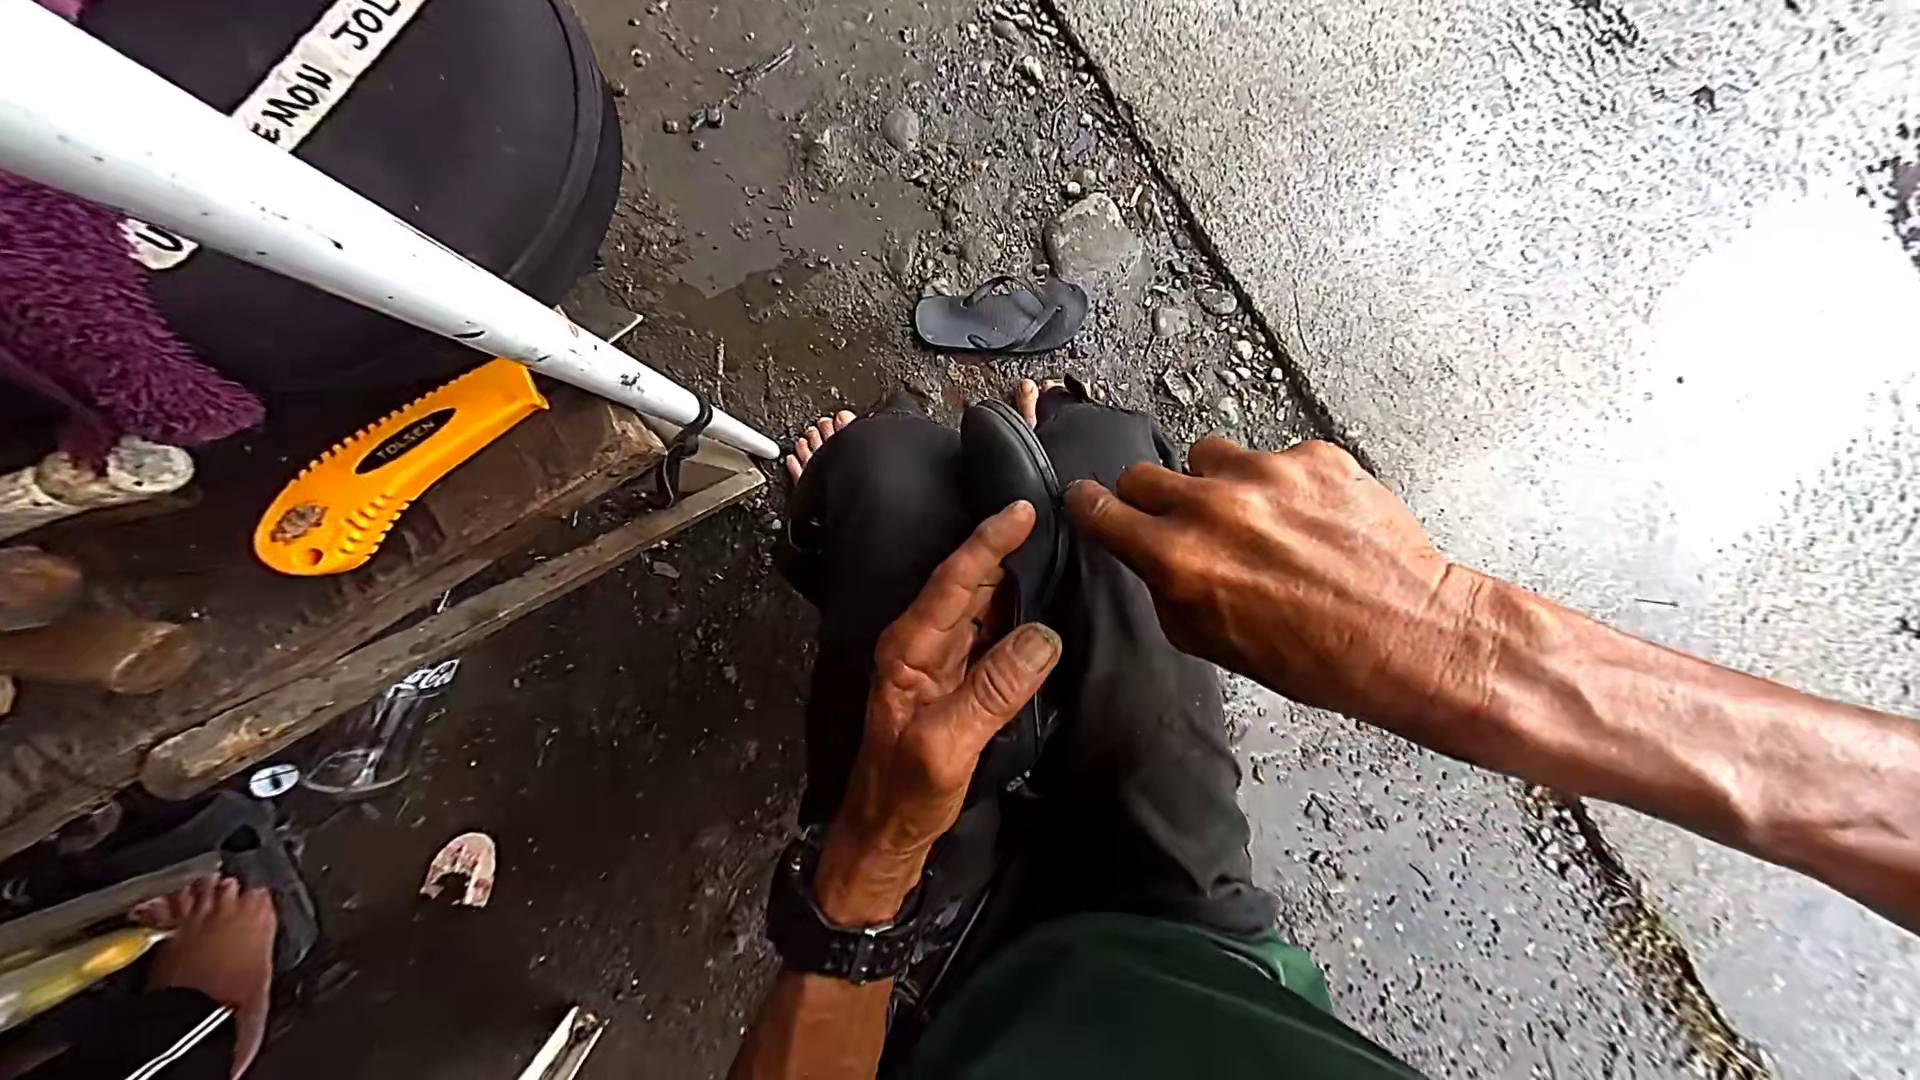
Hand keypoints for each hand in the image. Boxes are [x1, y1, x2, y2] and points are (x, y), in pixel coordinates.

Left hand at [816, 501, 1062, 925]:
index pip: (954, 581)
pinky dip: (1011, 612)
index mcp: (909, 648)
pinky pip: (986, 632)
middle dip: (1002, 548)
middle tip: (1046, 520)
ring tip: (1047, 548)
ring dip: (1009, 575)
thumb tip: (1044, 637)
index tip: (1022, 511)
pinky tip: (1034, 601)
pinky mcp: (954, 678)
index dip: (988, 543)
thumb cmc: (904, 794)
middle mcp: (921, 643)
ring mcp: (937, 660)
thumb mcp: (947, 746)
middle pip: (966, 583)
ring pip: (978, 604)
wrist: (885, 833)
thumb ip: (993, 690)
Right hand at [1063, 438, 1490, 733]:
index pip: (1100, 508)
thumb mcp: (1209, 641)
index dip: (1085, 503)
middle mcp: (1211, 507)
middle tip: (1179, 519)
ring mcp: (1264, 474)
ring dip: (1213, 482)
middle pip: (1142, 474)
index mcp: (1177, 558)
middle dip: (1150, 497)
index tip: (1084, 498)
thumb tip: (1149, 557)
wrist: (1410, 637)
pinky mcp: (1312, 456)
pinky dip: (1277, 483)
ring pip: (1204, 455)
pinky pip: (1271, 457)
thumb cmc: (1314, 656)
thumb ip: (1164, 588)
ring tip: (1251, 516)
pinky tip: (1305, 517)